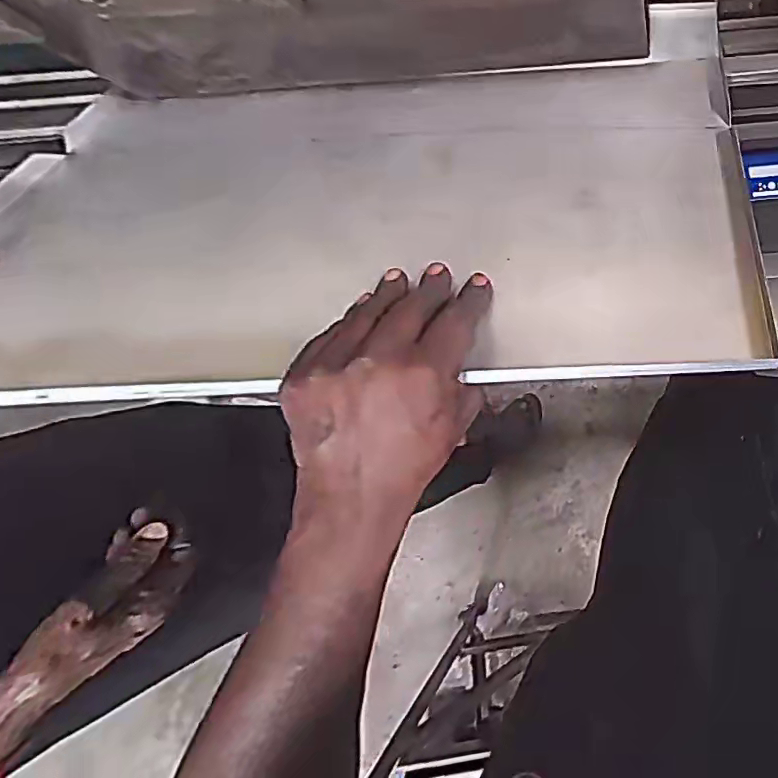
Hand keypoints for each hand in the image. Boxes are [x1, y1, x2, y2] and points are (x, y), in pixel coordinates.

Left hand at [278, 264, 492, 527]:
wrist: (350, 499)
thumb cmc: (401, 469)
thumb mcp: (455, 424)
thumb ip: (463, 386)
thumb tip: (460, 365)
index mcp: (424, 374)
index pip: (455, 319)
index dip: (469, 299)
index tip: (473, 290)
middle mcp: (380, 363)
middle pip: (412, 307)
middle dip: (430, 289)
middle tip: (437, 278)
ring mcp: (336, 367)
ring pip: (368, 312)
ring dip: (389, 295)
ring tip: (398, 283)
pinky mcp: (304, 377)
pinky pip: (331, 334)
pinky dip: (349, 320)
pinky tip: (360, 312)